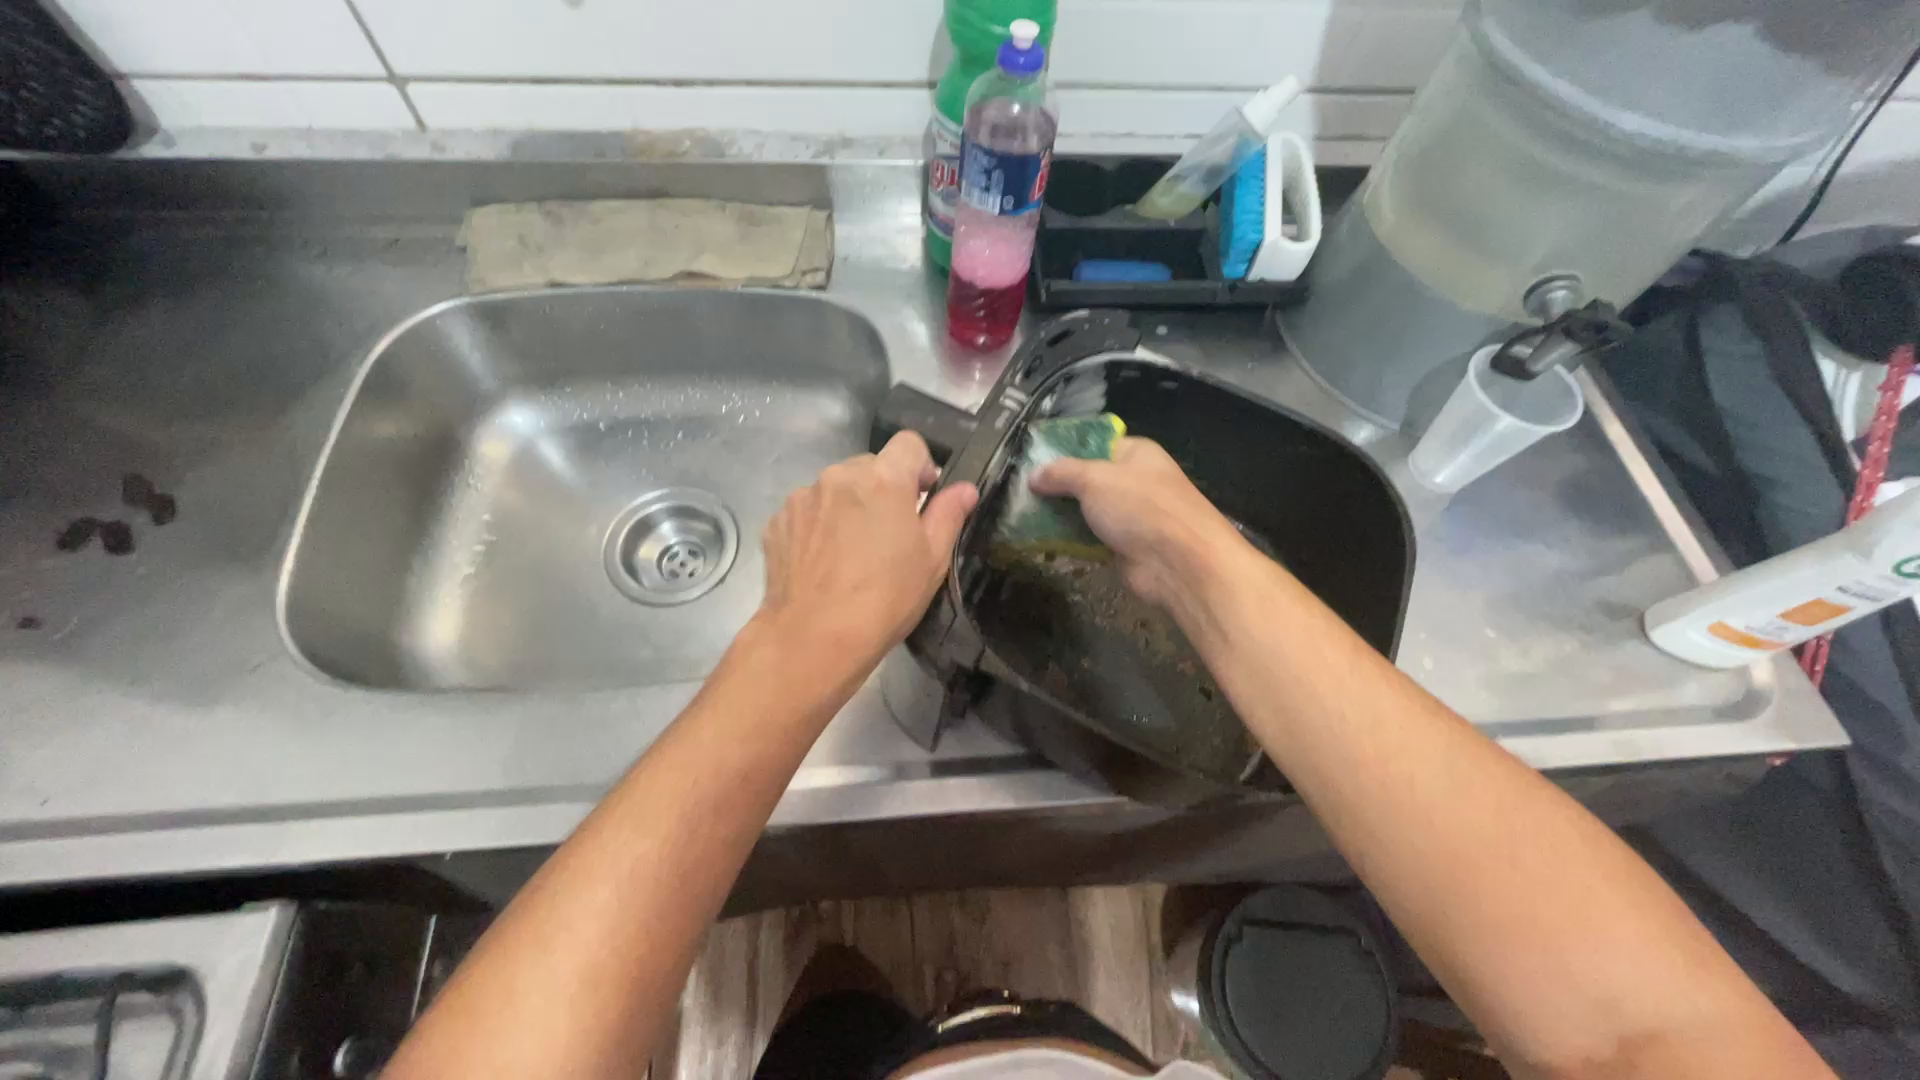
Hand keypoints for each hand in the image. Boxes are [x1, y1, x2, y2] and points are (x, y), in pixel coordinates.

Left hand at [756, 432, 978, 677]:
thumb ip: (949, 514)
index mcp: (884, 478)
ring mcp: (803, 497)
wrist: (813, 637)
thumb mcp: (932, 560)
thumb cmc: (885, 599)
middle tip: (889, 535)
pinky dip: (818, 527)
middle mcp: (839, 476)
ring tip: (852, 553)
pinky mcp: (777, 522)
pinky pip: (808, 512)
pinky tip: (824, 563)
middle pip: (870, 466)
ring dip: (849, 507)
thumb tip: (965, 489)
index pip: (909, 443)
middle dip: (883, 489)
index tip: (923, 498)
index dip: (921, 466)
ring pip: (836, 488)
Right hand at [1029, 437, 1251, 612]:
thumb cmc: (1141, 507)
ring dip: (1059, 515)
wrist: (1179, 563)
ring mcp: (1129, 516)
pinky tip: (1041, 539)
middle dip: (1057, 486)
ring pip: (1086, 511)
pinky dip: (1070, 539)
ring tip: (1022, 514)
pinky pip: (1090, 538)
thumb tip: (1034, 474)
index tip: (1032, 460)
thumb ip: (1061, 473)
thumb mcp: (1095, 478)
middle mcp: (1134, 481)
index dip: (1064, 451)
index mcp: (1135, 454)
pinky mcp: (1123, 546)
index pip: (1094, 444)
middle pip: (1088, 479)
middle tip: (1021, 490)